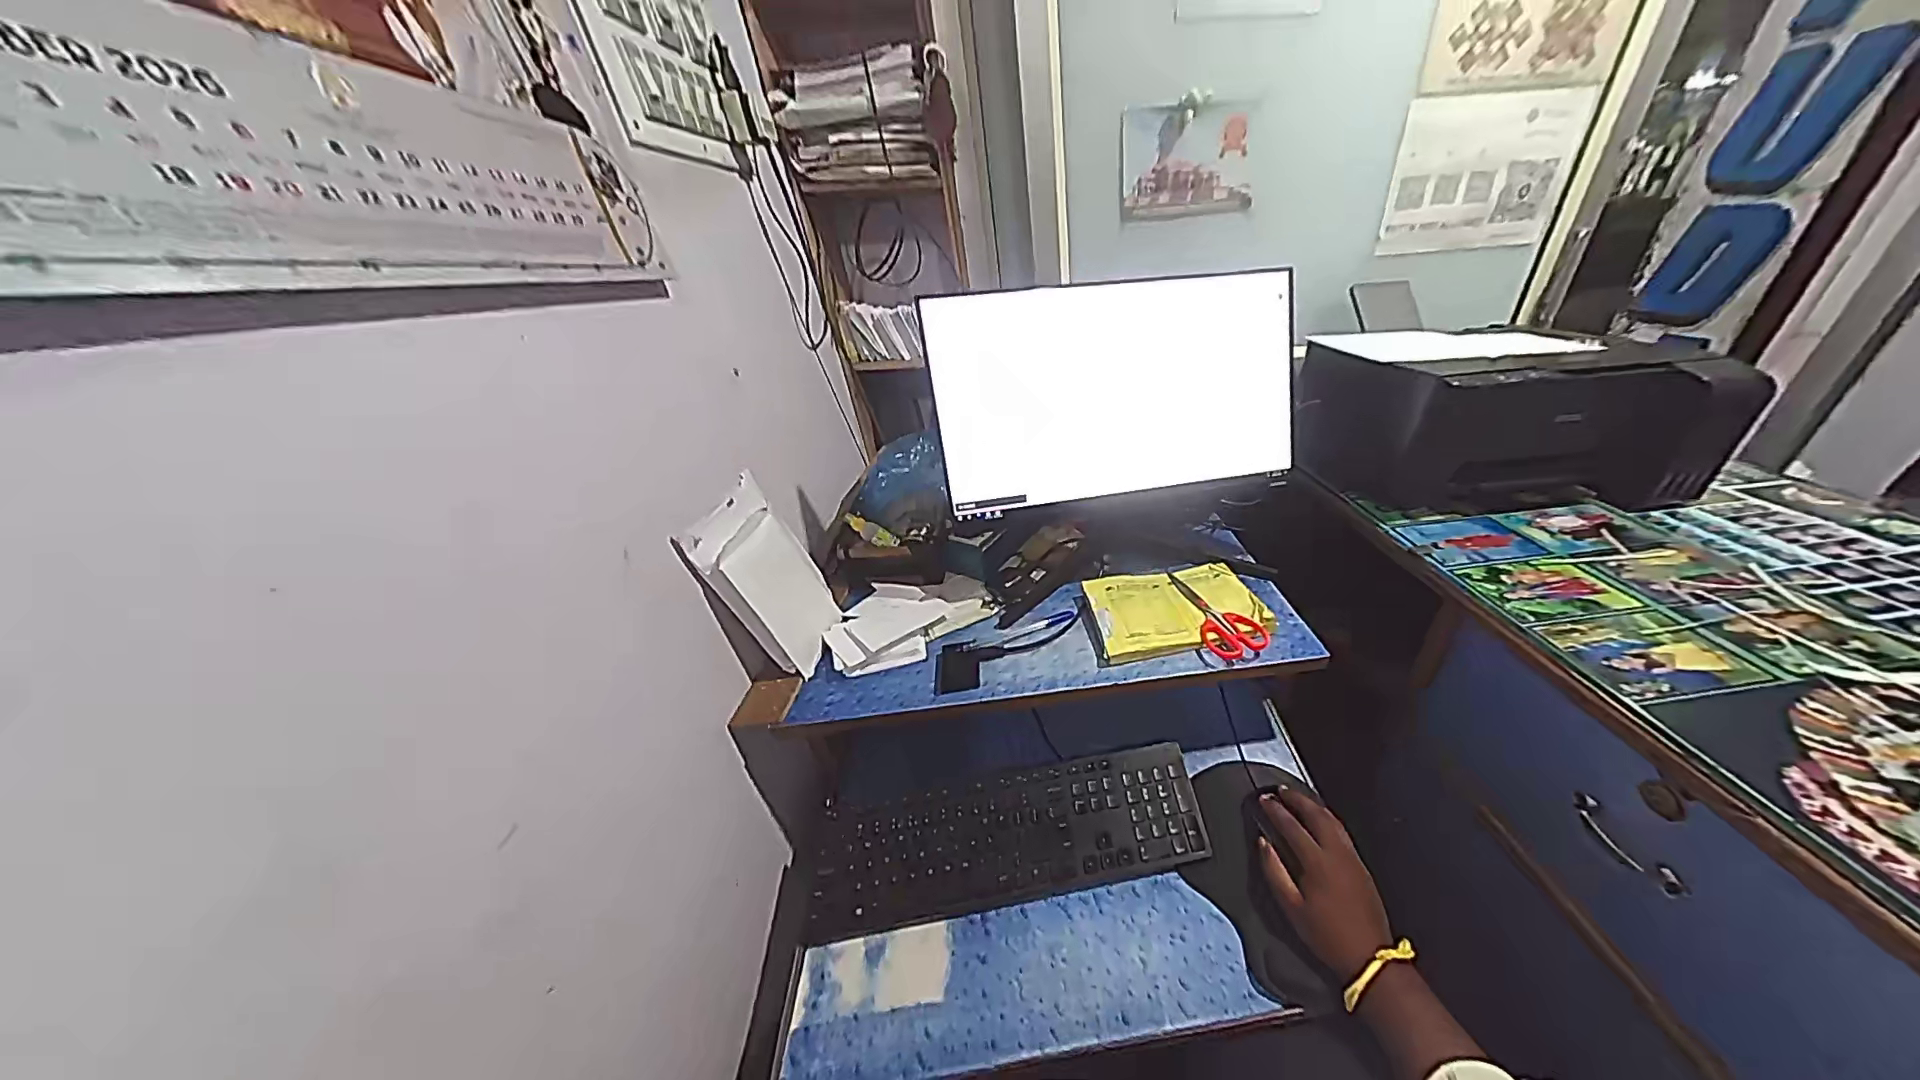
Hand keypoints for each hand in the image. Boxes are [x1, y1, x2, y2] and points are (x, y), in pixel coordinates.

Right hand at [1256, 787, 1393, 978]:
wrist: (1369, 957)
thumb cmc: (1325, 934)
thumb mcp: (1291, 907)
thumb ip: (1274, 871)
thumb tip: (1262, 843)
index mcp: (1317, 862)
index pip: (1292, 826)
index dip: (1276, 810)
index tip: (1264, 799)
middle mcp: (1337, 854)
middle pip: (1316, 816)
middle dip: (1297, 800)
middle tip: (1280, 790)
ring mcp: (1352, 859)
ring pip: (1333, 821)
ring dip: (1314, 806)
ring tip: (1299, 798)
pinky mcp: (1362, 866)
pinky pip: (1342, 832)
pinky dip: (1327, 818)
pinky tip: (1321, 819)